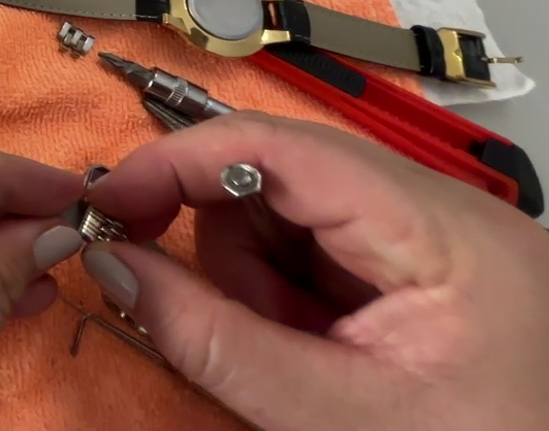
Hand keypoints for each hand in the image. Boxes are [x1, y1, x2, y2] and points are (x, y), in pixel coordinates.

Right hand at [82, 113, 548, 430]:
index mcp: (442, 229)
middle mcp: (443, 211)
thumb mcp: (342, 423)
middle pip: (273, 172)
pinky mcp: (432, 270)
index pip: (273, 145)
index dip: (173, 162)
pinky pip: (316, 248)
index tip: (106, 204)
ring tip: (295, 352)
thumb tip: (104, 262)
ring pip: (284, 209)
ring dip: (254, 274)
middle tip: (194, 299)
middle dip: (221, 236)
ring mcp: (441, 239)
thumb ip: (209, 338)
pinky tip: (317, 347)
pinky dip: (286, 292)